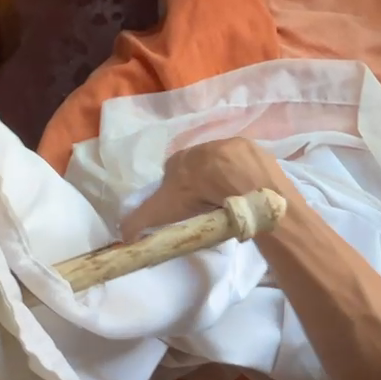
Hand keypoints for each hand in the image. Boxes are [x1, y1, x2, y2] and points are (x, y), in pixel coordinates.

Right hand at [121, 137, 305, 240]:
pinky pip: (250, 166)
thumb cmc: (198, 194)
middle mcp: (205, 146)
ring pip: (227, 164)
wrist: (240, 184)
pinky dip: (248, 179)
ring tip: (233, 203)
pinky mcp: (257, 151)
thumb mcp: (162, 209)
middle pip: (201, 166)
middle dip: (204, 183)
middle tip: (210, 207)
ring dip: (227, 180)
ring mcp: (233, 146)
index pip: (174, 172)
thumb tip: (123, 233)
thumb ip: (140, 219)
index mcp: (182, 157)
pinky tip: (249, 196)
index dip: (177, 190)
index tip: (186, 208)